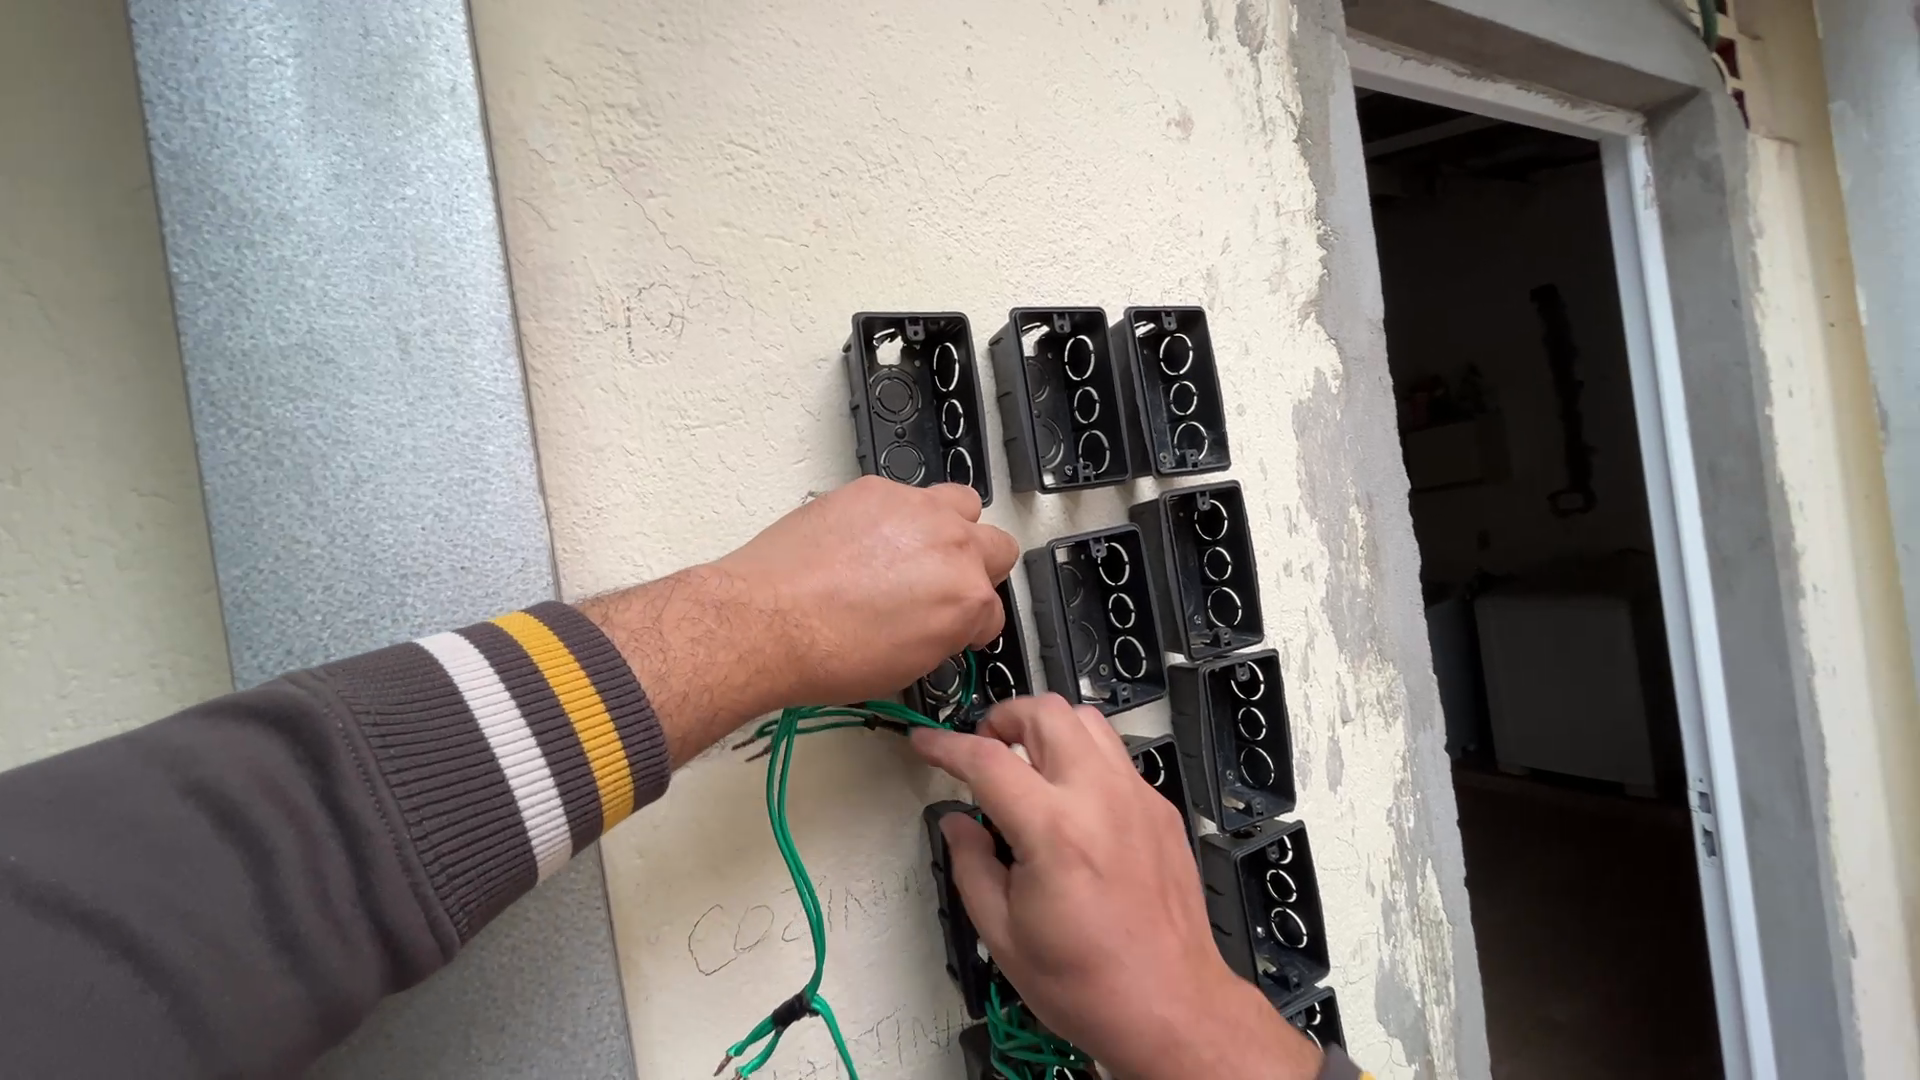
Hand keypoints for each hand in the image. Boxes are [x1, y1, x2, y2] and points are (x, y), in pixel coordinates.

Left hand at [582, 477, 1017, 763]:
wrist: (764, 622)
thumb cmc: (824, 653)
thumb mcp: (905, 666)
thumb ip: (941, 634)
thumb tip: (942, 624)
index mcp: (967, 599)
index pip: (994, 609)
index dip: (971, 622)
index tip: (951, 623)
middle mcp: (952, 547)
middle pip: (999, 546)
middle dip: (978, 568)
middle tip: (942, 583)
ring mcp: (916, 510)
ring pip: (964, 504)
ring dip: (951, 526)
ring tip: (916, 547)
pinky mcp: (876, 489)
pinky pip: (906, 494)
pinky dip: (897, 515)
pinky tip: (868, 539)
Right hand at [911, 695, 1323, 1079]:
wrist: (1173, 1009)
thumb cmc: (1088, 984)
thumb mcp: (1003, 936)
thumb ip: (970, 865)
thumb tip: (957, 822)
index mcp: (1053, 831)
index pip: (986, 759)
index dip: (945, 744)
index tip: (926, 742)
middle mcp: (1099, 798)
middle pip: (1046, 711)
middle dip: (1003, 716)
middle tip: (986, 749)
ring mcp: (1136, 796)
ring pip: (1086, 719)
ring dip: (1047, 728)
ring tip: (1028, 764)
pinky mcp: (1160, 807)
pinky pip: (1114, 755)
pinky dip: (1082, 757)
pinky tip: (1072, 799)